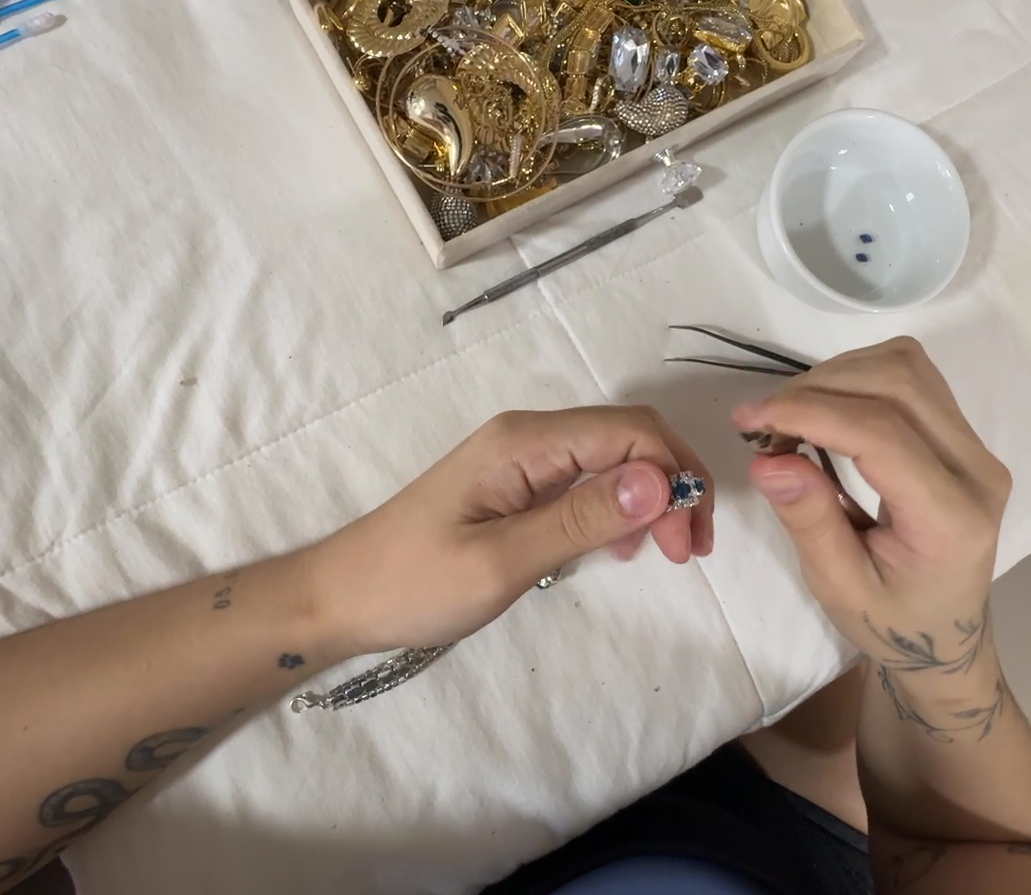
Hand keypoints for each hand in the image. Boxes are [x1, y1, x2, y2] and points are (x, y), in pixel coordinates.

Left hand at [303, 406, 714, 656]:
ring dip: (649, 496)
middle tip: (684, 551)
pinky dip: (617, 508)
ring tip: (661, 553)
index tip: (686, 544)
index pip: (629, 432)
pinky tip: (618, 546)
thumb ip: (581, 518)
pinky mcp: (518, 484)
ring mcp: (522, 458)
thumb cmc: (415, 583)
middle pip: (628, 438)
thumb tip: (660, 480)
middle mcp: (529, 436)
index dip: (674, 476)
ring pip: (611, 459)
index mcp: (525, 442)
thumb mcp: (503, 561)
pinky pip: (585, 481)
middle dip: (670, 484)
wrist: (344, 597)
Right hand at [732, 338, 1009, 692]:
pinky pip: (910, 374)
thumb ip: (809, 520)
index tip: (748, 419)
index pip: (880, 434)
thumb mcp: (838, 586)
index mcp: (950, 518)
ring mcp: (975, 446)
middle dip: (815, 389)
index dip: (809, 413)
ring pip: (903, 367)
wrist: (944, 633)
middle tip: (762, 423)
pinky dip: (856, 375)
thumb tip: (766, 460)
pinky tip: (825, 408)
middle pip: (895, 384)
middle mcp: (976, 470)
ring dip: (834, 376)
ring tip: (790, 416)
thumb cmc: (890, 620)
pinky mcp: (961, 433)